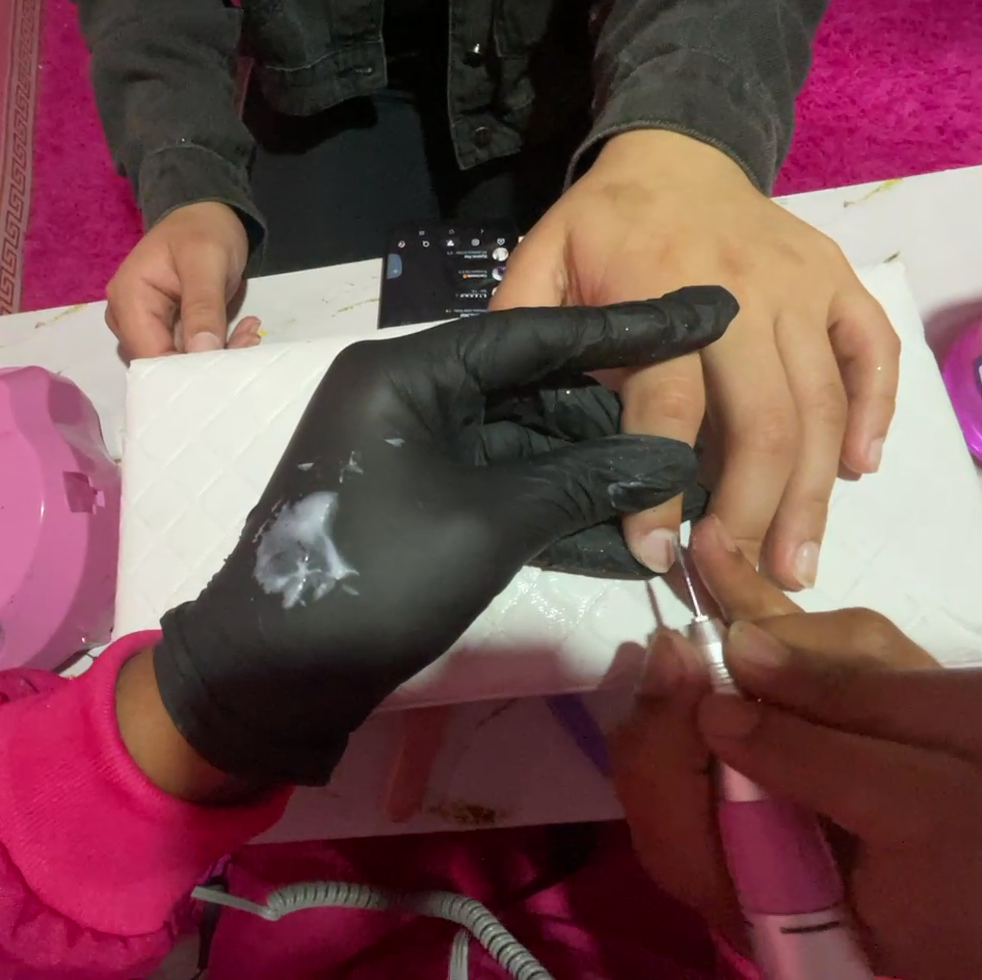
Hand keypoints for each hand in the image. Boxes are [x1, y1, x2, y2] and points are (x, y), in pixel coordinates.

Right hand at [105, 201, 262, 358]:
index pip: (150, 354)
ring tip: (252, 333)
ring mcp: (148, 326)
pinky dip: (221, 346)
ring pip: (181, 361)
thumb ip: (203, 307)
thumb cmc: (203, 230)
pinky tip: (247, 330)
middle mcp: (130, 318)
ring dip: (220, 354)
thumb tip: (201, 353)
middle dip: (208, 361)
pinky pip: (192, 352)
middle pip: (164, 361)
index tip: (227, 365)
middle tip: (251, 342)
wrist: (208, 215)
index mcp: (129, 299)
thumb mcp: (206, 262)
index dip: (186, 369)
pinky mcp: (169, 330)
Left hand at [152, 288, 737, 785]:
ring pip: (515, 438)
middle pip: (526, 386)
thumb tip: (674, 461)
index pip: (530, 334)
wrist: (279, 671)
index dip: (622, 328)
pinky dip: (546, 497)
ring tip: (670, 474)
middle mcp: (404, 392)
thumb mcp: (488, 523)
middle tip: (694, 416)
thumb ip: (581, 482)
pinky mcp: (417, 491)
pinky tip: (616, 517)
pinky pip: (492, 478)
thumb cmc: (379, 578)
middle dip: (608, 414)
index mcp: (404, 371)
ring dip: (584, 464)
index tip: (702, 310)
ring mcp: (409, 443)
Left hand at [492, 130, 900, 588]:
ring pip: (824, 402)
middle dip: (754, 511)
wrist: (676, 151)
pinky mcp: (839, 281)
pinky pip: (872, 350)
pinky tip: (860, 470)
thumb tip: (508, 406)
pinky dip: (876, 411)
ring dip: (816, 491)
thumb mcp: (541, 259)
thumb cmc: (602, 220)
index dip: (659, 486)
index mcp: (659, 292)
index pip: (668, 405)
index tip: (656, 553)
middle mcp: (745, 293)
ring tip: (801, 564)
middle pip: (765, 420)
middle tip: (744, 580)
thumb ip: (524, 326)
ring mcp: (804, 286)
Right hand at [613, 518, 981, 979]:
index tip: (718, 722)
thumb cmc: (761, 917)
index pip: (944, 813)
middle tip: (732, 657)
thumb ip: (669, 774)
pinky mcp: (960, 714)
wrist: (835, 921)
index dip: (821, 750)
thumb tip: (675, 651)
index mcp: (963, 921)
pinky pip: (901, 644)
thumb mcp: (692, 870)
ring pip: (941, 666)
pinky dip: (805, 614)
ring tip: (735, 649)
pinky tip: (729, 567)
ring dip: (817, 642)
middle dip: (836, 677)